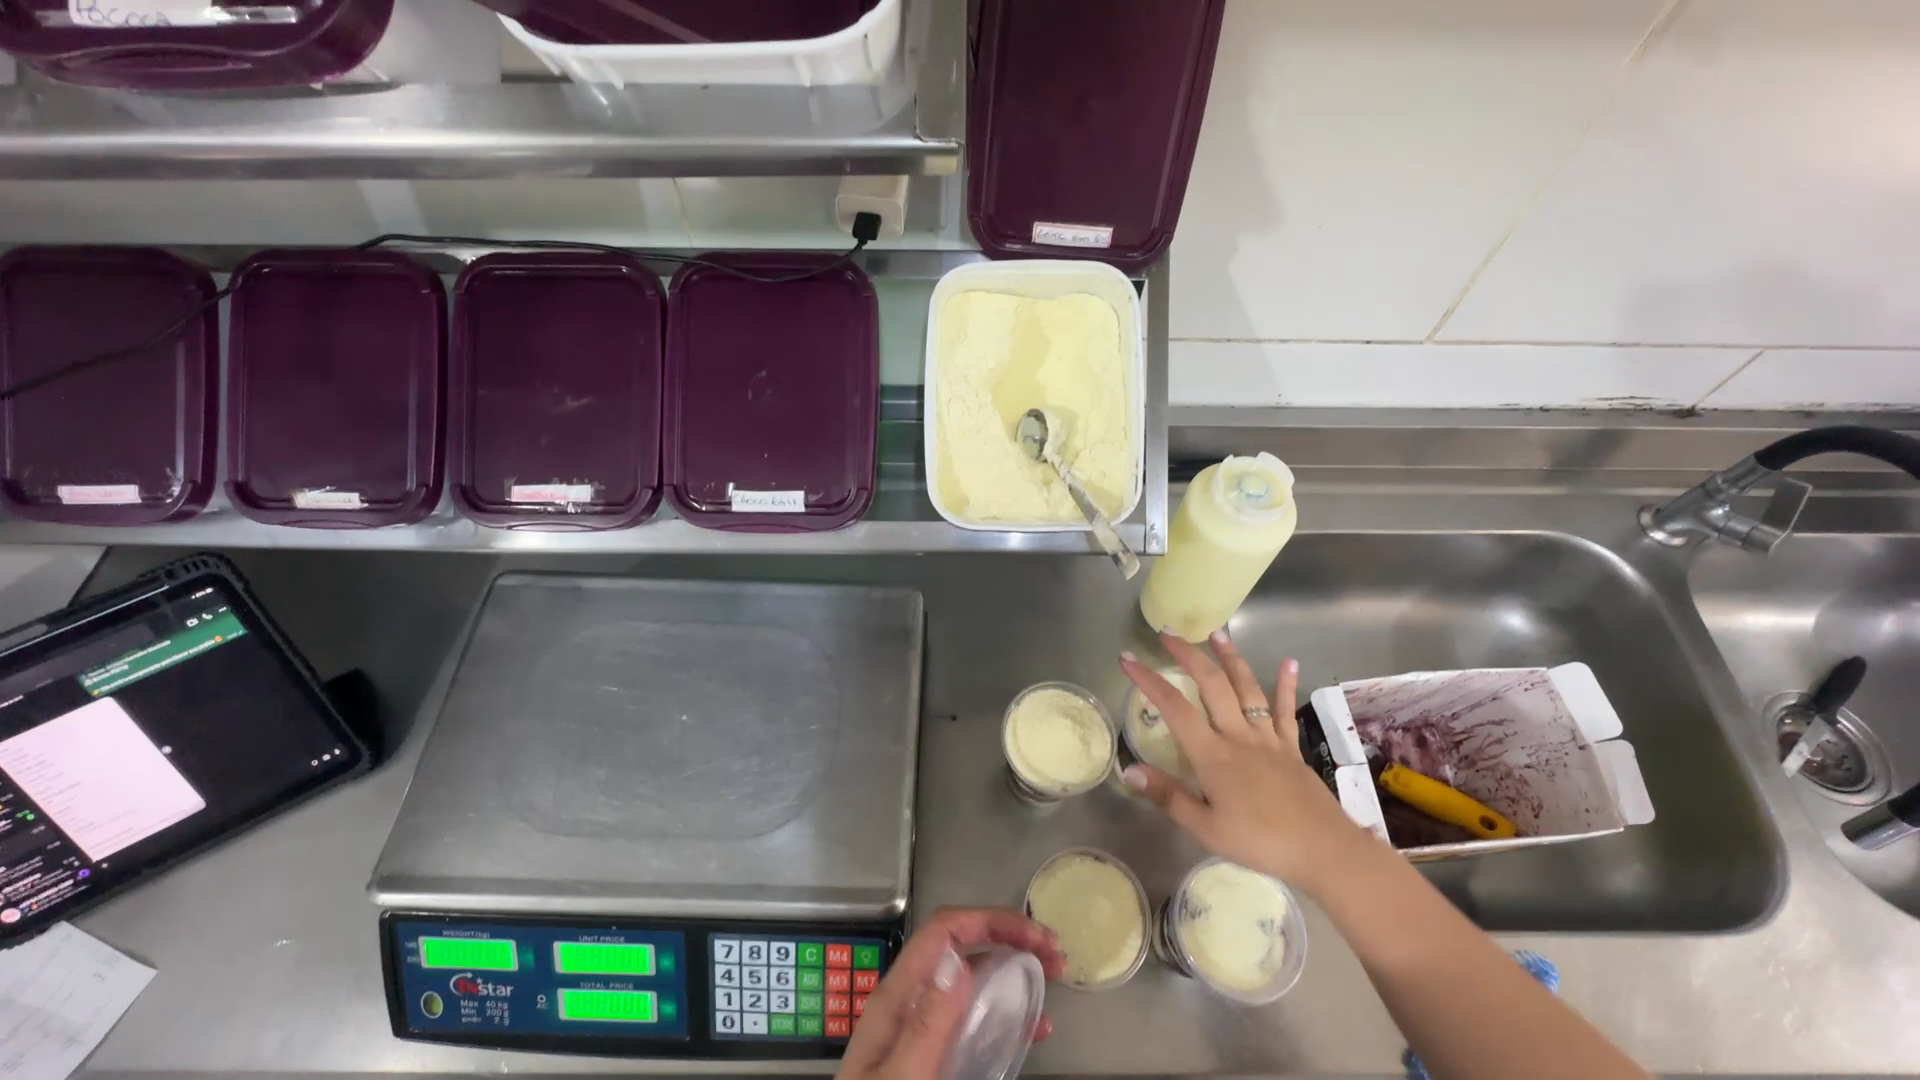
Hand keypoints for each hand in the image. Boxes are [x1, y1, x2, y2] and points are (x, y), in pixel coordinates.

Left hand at [836, 907, 1064, 1079]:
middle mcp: (909, 999)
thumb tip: (957, 961)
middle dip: (1010, 937)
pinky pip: (973, 1014)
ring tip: (1051, 978)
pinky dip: (1007, 1008)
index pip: (945, 931)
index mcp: (897, 995)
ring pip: (971, 976)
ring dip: (1013, 967)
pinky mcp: (931, 1049)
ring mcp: (920, 1023)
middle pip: (962, 945)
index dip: (993, 921)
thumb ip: (926, 1023)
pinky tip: (1034, 1025)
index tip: (1037, 939)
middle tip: (1055, 955)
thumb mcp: (902, 1076)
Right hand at [1119, 630, 1374, 891]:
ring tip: (1217, 633)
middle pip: (1212, 685)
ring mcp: (1268, 739)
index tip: (1128, 659)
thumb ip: (1168, 796)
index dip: (1149, 680)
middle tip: (1169, 634)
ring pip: (1247, 688)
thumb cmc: (1260, 843)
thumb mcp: (1206, 828)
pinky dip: (1286, 685)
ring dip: (1230, 658)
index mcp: (1213, 756)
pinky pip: (1284, 710)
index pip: (1174, 708)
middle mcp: (1239, 737)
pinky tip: (1289, 663)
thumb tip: (1128, 770)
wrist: (1324, 850)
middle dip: (1188, 655)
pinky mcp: (1291, 748)